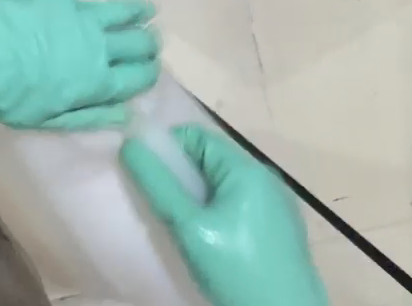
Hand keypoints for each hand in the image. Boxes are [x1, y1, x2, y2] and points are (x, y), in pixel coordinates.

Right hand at [122, 125, 328, 305]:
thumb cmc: (238, 276)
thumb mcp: (188, 229)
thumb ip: (157, 184)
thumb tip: (129, 144)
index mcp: (247, 170)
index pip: (194, 135)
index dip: (166, 150)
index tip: (149, 178)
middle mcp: (266, 178)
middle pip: (208, 159)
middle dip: (181, 178)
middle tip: (165, 209)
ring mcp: (278, 206)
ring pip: (222, 184)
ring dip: (198, 198)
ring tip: (186, 229)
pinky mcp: (282, 230)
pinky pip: (239, 204)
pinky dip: (218, 213)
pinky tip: (212, 244)